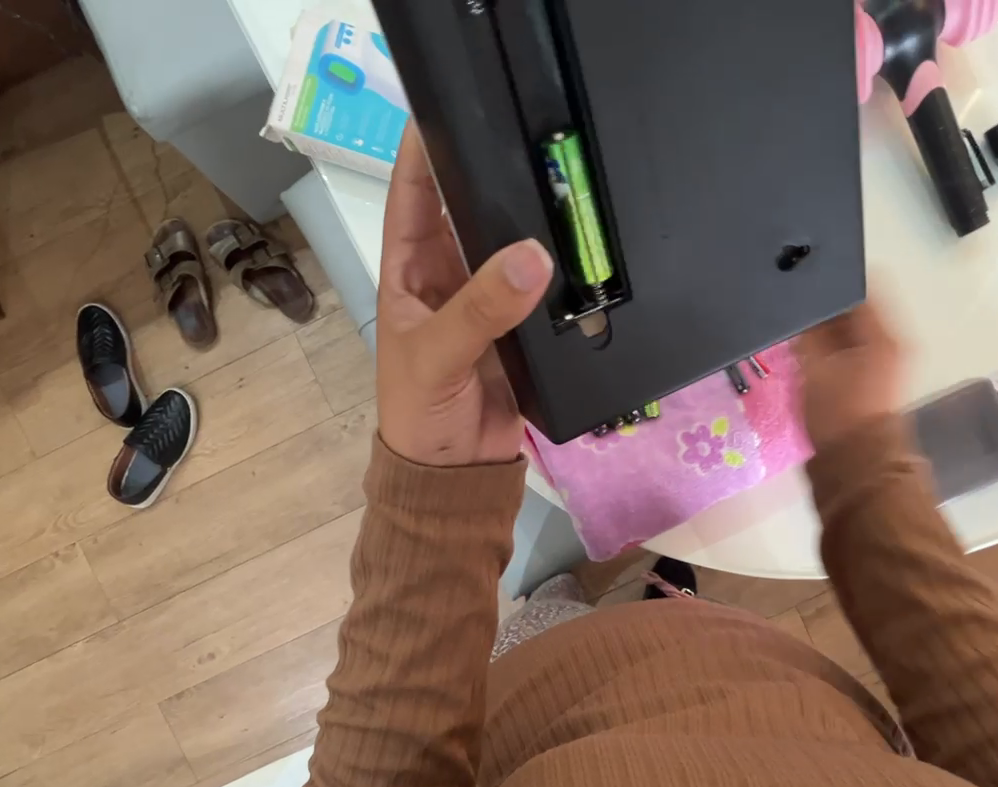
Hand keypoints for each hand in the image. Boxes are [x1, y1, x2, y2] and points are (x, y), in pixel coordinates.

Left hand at [376, 128, 554, 465]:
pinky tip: (586, 242)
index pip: (412, 193)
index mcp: (410, 272)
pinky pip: (543, 288)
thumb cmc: (421, 412)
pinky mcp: (523, 327)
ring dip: (533, 219)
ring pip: (511, 245)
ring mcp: (488, 301)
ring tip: (569, 176)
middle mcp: (449, 276)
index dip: (424, 147)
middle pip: (470, 210)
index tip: (452, 101)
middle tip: (535, 133)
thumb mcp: (438, 356)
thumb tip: (533, 256)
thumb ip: (480, 309)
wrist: (457, 474)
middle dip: (494, 173)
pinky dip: (561, 269)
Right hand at [793, 298, 906, 447]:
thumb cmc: (836, 414)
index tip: (802, 289)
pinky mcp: (873, 381)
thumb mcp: (814, 368)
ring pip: (851, 331)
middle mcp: (892, 343)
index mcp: (885, 335)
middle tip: (795, 316)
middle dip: (825, 311)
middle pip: (856, 310)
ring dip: (826, 332)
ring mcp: (886, 363)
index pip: (858, 287)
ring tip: (799, 339)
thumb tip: (802, 309)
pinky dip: (831, 350)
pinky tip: (810, 360)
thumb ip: (808, 331)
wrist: (855, 465)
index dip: (828, 284)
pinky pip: (850, 351)